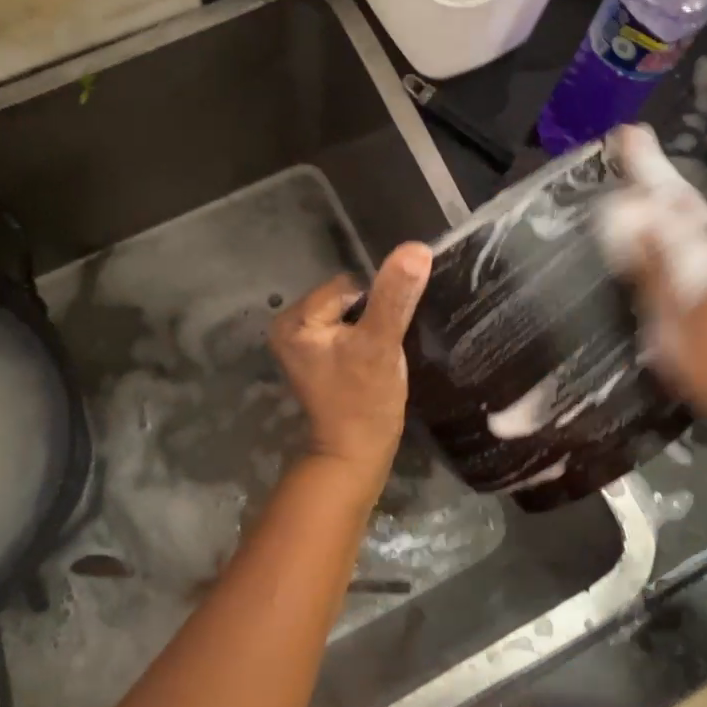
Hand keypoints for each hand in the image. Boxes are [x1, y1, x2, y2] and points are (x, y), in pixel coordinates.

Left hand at [269, 243, 432, 481]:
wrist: (356, 457)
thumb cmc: (364, 401)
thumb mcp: (380, 344)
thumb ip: (394, 296)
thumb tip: (415, 249)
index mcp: (294, 319)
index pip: (349, 285)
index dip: (375, 308)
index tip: (380, 340)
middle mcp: (290, 326)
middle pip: (349, 297)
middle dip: (371, 318)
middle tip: (377, 352)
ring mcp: (302, 345)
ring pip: (351, 315)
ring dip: (370, 330)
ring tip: (376, 359)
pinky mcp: (318, 359)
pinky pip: (347, 332)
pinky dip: (364, 343)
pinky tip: (370, 365)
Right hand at [593, 124, 706, 438]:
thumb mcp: (678, 324)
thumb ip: (652, 269)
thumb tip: (627, 214)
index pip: (670, 197)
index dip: (646, 166)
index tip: (626, 133)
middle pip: (680, 207)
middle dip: (651, 179)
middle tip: (623, 156)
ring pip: (687, 230)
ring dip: (659, 209)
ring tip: (629, 196)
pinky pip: (691, 251)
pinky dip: (668, 238)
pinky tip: (654, 251)